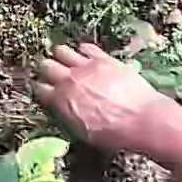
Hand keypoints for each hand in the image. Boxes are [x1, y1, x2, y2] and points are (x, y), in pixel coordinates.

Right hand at [32, 43, 175, 154]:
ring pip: (62, 51)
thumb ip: (69, 115)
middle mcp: (69, 80)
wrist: (141, 119)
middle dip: (47, 69)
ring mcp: (85, 67)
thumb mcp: (84, 133)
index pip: (40, 89)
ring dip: (61, 56)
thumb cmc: (114, 133)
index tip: (45, 90)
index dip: (41, 89)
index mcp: (61, 101)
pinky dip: (83, 50)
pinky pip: (86, 47)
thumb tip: (64, 109)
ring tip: (66, 60)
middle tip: (53, 73)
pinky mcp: (103, 59)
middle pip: (46, 66)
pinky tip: (87, 55)